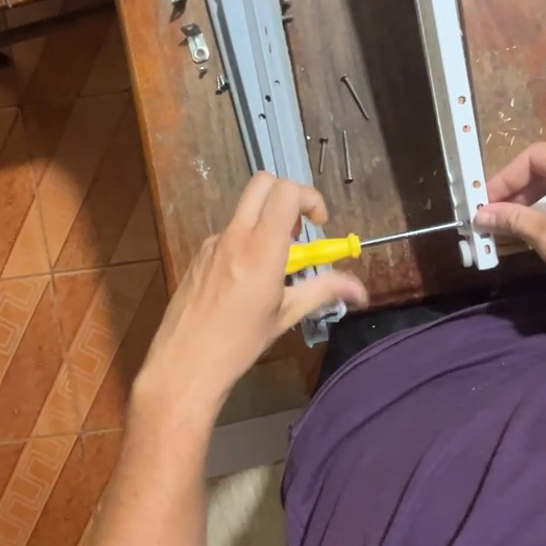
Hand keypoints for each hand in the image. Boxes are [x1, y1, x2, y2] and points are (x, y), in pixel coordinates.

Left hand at [132, 173, 366, 436]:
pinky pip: (229, 234)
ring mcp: (213, 243)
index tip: (319, 224)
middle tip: (298, 231)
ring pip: (245, 210)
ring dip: (266, 222)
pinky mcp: (198, 255)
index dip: (309, 197)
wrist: (184, 363)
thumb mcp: (286, 315)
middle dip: (287, 196)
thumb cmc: (240, 343)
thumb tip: (360, 290)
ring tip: (274, 266)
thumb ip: (324, 291)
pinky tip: (245, 282)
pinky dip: (246, 242)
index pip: (286, 191)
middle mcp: (235, 236)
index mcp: (261, 248)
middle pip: (262, 183)